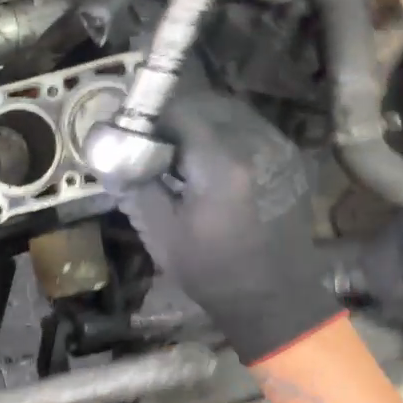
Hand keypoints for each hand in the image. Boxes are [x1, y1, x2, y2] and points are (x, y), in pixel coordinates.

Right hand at [121, 92, 341, 362]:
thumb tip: (112, 157)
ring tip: (179, 152)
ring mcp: (280, 149)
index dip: (152, 116)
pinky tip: (208, 166)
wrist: (271, 296)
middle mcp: (257, 144)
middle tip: (152, 139)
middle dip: (177, 117)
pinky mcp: (290, 160)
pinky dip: (225, 138)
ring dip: (202, 124)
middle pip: (210, 106)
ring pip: (234, 115)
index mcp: (221, 164)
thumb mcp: (161, 234)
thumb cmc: (210, 270)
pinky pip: (252, 132)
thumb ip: (138, 188)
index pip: (182, 112)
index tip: (132, 129)